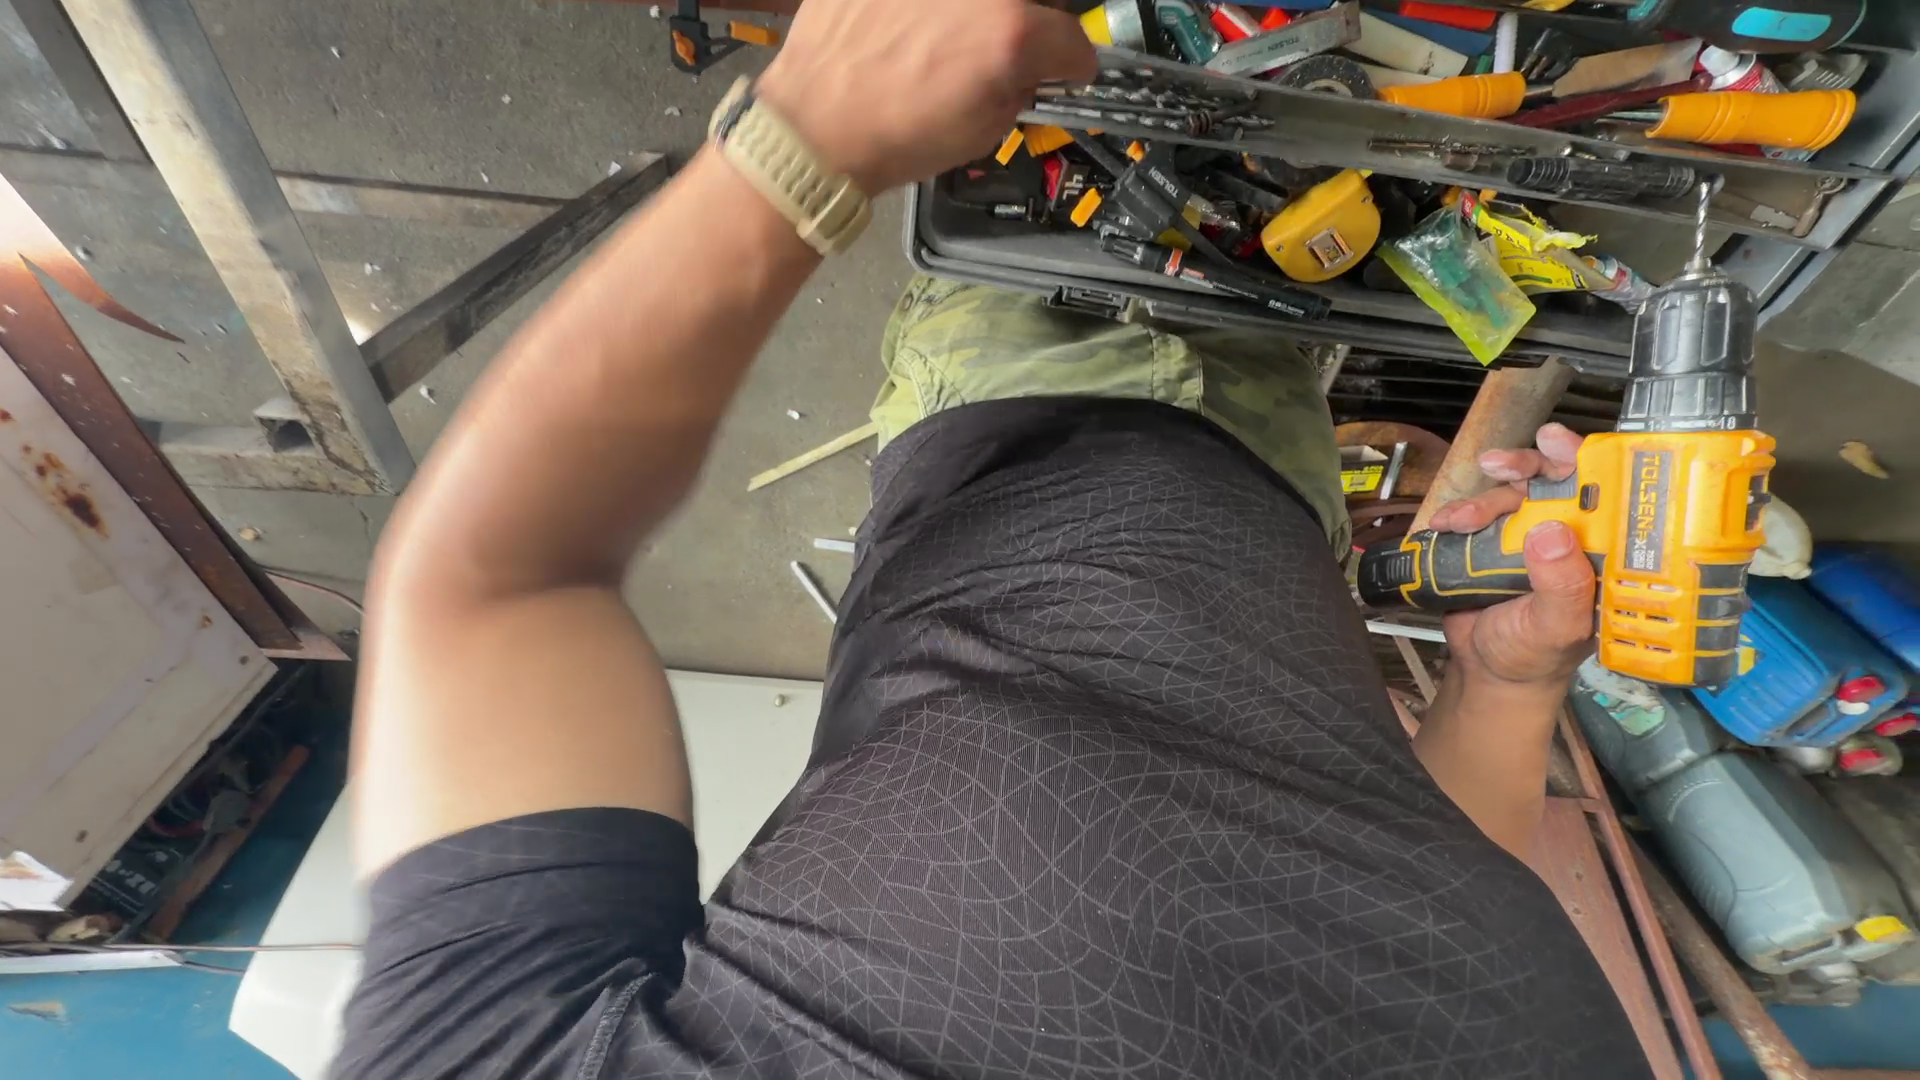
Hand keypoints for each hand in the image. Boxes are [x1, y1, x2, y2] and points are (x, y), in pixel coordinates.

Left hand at [754, 0, 1097, 193]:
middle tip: (1002, 54)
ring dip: (974, 15)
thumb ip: (1018, 91)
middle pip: (1027, 1)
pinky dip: (928, 10)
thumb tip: (1027, 73)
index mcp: (1010, 31)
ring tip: (946, 43)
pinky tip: (912, 29)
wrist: (818, 127)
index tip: (1066, 72)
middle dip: (1025, 24)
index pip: (1072, 39)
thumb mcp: (980, 134)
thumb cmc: (893, 137)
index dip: (1072, 65)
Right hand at [1427, 423, 1596, 691]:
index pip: (1612, 496)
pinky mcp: (1491, 542)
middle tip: (1499, 464)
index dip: (1595, 461)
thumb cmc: (1533, 656)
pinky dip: (1458, 513)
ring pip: (1512, 495)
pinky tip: (1444, 524)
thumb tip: (1551, 531)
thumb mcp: (1555, 627)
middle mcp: (1573, 539)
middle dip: (1527, 466)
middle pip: (1558, 482)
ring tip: (1457, 521)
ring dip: (1481, 500)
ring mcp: (1530, 538)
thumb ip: (1560, 585)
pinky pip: (1477, 514)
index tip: (1563, 443)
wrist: (1482, 669)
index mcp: (1605, 556)